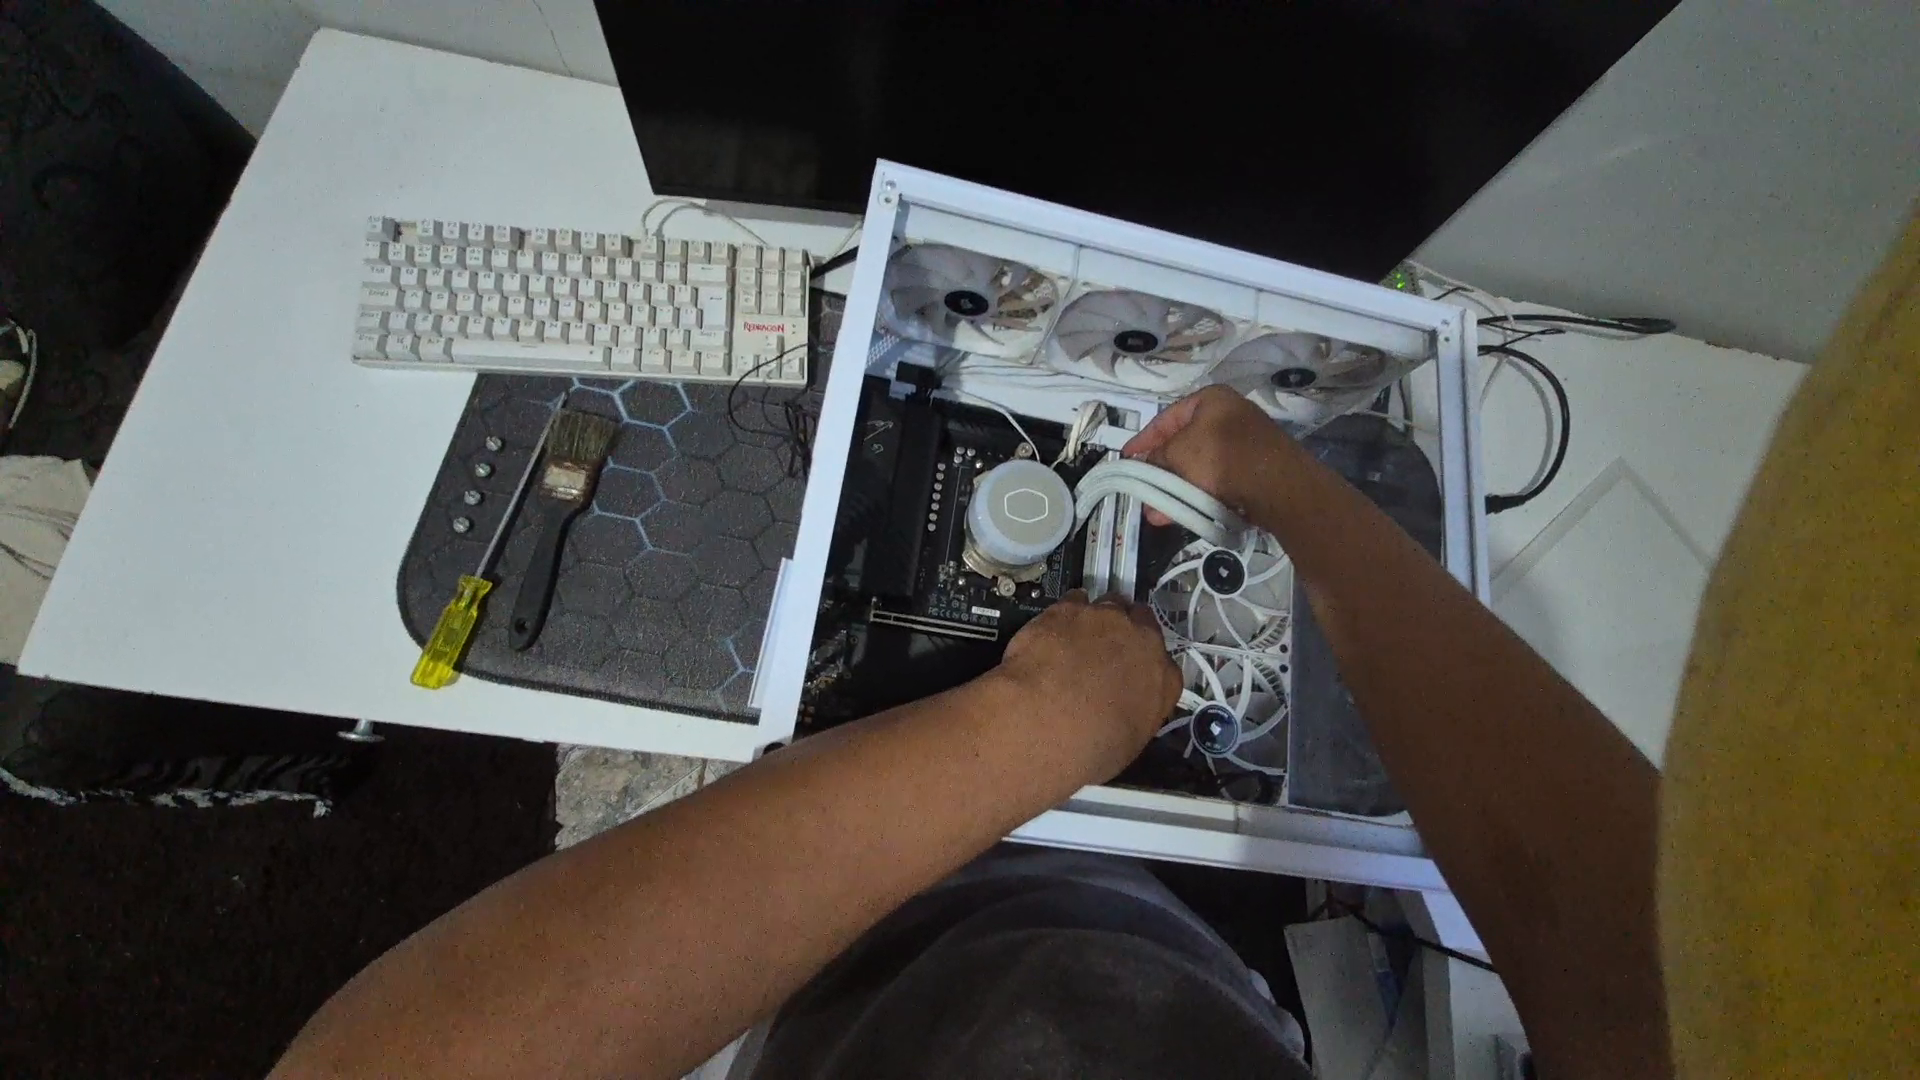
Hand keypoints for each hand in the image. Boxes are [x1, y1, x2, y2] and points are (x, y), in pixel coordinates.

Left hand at [990, 590, 1182, 782]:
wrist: (1049, 720)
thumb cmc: (1091, 745)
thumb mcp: (1128, 740)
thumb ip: (1134, 712)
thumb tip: (1122, 710)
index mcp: (1164, 678)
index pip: (1164, 663)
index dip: (1143, 663)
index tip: (1129, 670)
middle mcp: (1141, 640)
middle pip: (1140, 620)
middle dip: (1124, 630)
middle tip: (1103, 648)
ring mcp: (1105, 618)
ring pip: (1108, 604)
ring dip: (1096, 618)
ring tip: (1075, 637)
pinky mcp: (1069, 608)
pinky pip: (1073, 600)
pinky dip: (1065, 613)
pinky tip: (1052, 629)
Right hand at [1122, 385, 1300, 525]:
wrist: (1274, 484)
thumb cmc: (1219, 455)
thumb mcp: (1176, 453)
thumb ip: (1156, 459)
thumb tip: (1146, 469)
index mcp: (1210, 400)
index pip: (1166, 418)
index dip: (1143, 440)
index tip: (1127, 459)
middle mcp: (1229, 417)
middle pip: (1182, 446)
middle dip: (1160, 473)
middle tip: (1143, 489)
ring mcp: (1243, 445)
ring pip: (1197, 469)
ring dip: (1175, 491)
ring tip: (1157, 512)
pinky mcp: (1252, 471)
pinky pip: (1215, 482)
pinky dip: (1196, 496)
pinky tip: (1179, 514)